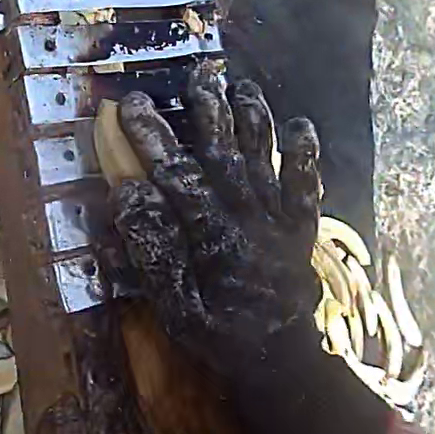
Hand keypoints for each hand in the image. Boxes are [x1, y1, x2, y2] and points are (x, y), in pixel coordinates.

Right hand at [111, 62, 390, 433]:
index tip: (130, 105)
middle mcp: (246, 217)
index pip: (174, 175)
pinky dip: (305, 155)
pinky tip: (301, 124)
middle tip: (195, 75)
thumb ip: (151, 247)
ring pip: (266, 158)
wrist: (277, 358)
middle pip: (223, 153)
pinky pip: (307, 185)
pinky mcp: (301, 226)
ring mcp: (278, 219)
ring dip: (254, 119)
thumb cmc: (214, 330)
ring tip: (240, 85)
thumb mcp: (170, 302)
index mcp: (209, 235)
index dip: (151, 138)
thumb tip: (127, 192)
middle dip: (206, 112)